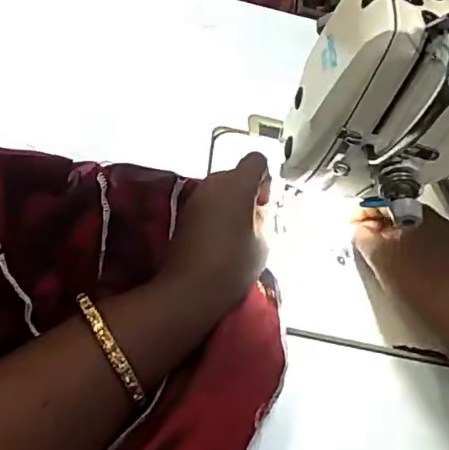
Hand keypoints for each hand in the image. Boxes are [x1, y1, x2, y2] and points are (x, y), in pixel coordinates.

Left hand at [160, 153, 270, 320]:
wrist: (188, 289)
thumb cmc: (233, 264)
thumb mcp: (263, 241)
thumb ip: (263, 216)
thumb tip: (257, 207)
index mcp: (237, 183)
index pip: (257, 160)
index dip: (265, 179)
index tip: (264, 204)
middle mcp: (213, 182)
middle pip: (236, 175)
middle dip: (247, 193)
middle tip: (253, 223)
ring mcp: (195, 196)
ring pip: (221, 189)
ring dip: (230, 204)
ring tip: (236, 234)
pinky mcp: (183, 212)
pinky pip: (207, 203)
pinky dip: (216, 214)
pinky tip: (219, 240)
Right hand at [352, 205, 448, 333]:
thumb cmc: (429, 287)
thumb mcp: (379, 256)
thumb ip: (363, 236)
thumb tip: (360, 230)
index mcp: (419, 213)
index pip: (382, 202)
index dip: (362, 212)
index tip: (351, 223)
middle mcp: (436, 223)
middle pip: (396, 218)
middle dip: (377, 230)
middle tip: (364, 244)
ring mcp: (446, 243)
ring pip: (408, 237)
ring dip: (392, 247)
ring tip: (384, 266)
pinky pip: (420, 253)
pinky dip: (407, 261)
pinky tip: (403, 279)